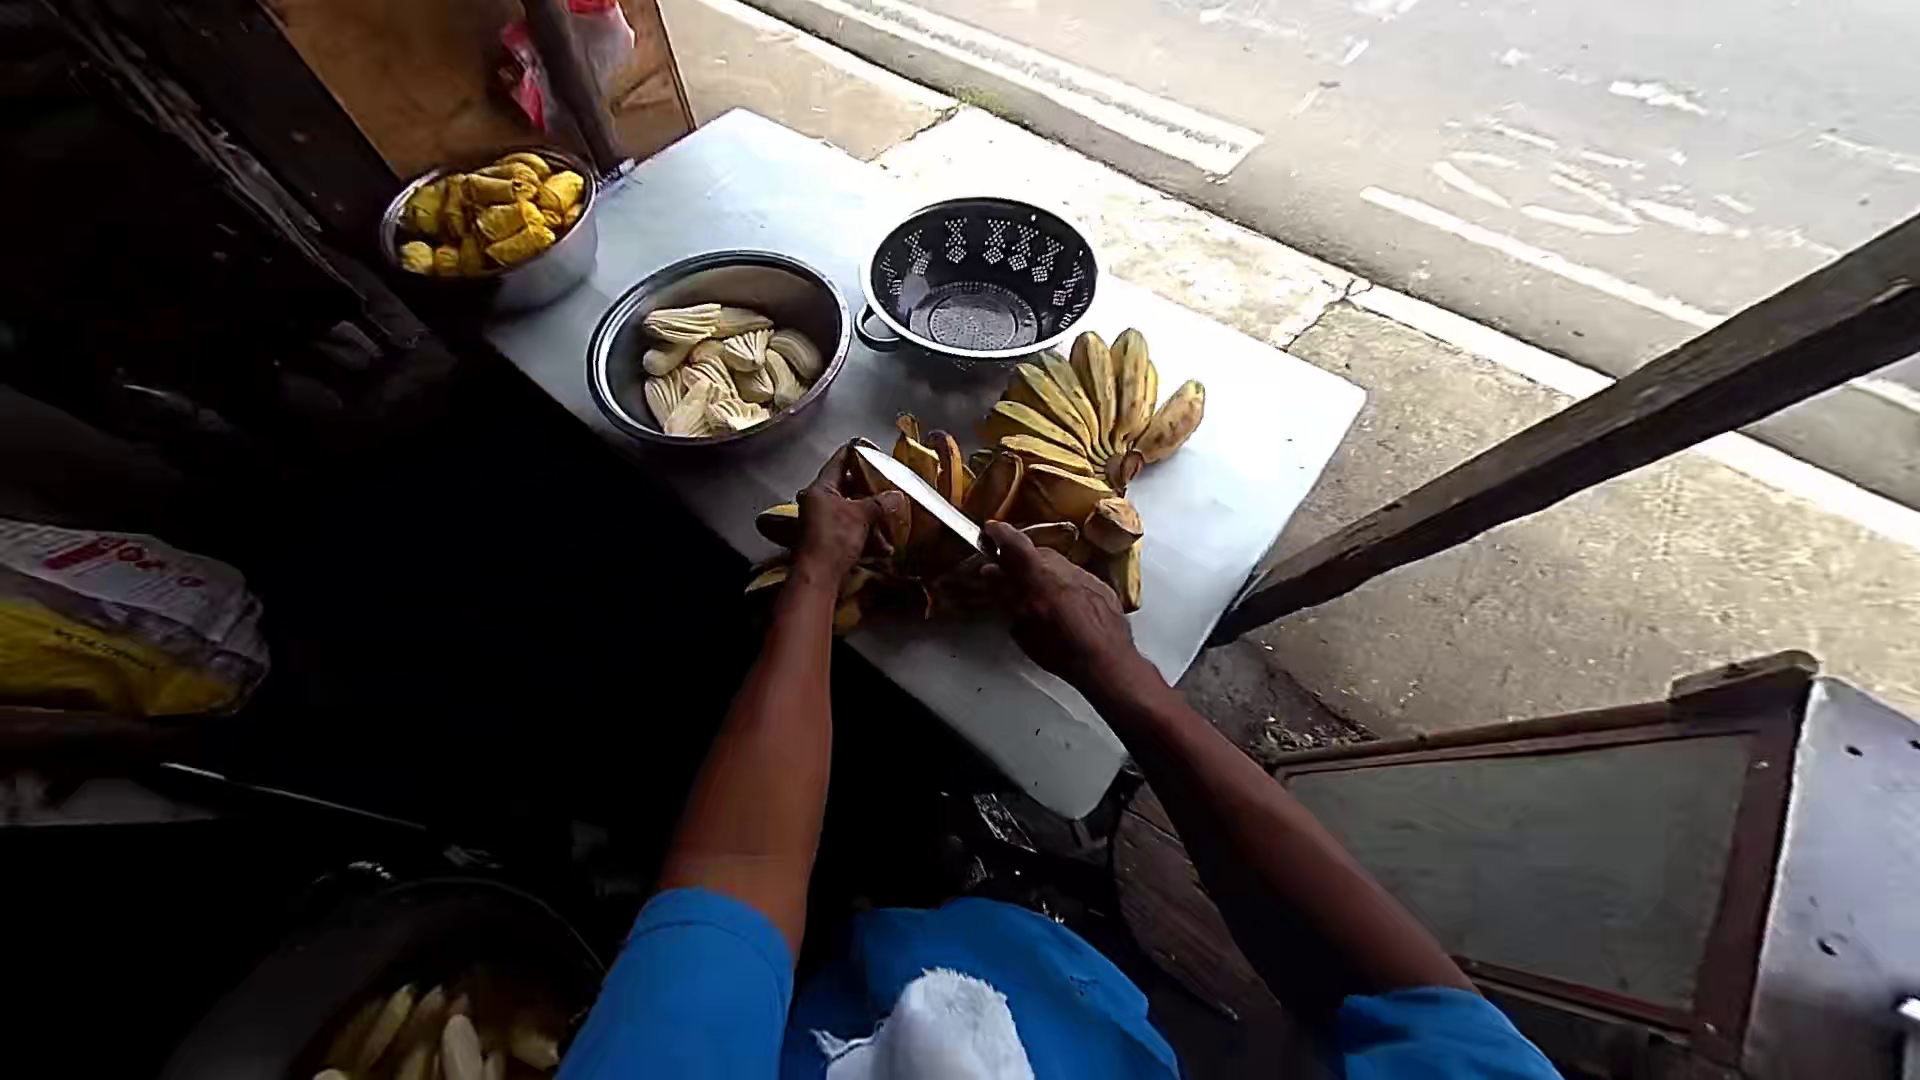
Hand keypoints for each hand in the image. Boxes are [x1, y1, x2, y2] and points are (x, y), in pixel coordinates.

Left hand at [794, 443, 907, 581]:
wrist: (819, 577)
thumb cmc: (835, 540)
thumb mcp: (861, 516)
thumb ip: (881, 502)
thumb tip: (898, 495)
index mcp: (821, 488)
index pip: (840, 460)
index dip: (859, 452)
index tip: (876, 450)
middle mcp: (819, 501)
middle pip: (849, 487)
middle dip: (872, 492)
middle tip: (891, 489)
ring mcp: (823, 521)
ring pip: (853, 511)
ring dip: (874, 520)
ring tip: (892, 527)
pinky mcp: (829, 540)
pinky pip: (853, 530)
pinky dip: (868, 536)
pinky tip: (885, 548)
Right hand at [980, 520, 1152, 692]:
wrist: (1108, 663)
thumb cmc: (1060, 651)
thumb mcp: (1022, 628)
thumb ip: (1004, 595)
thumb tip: (990, 571)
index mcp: (1041, 577)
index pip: (1016, 543)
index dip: (1001, 533)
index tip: (990, 529)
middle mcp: (1065, 570)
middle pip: (1039, 552)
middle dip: (1023, 558)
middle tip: (1011, 572)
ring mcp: (1087, 577)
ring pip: (1059, 565)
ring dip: (1044, 572)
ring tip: (1037, 593)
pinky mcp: (1103, 588)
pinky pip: (1077, 578)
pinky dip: (1064, 584)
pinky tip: (1064, 606)